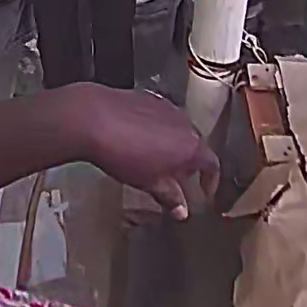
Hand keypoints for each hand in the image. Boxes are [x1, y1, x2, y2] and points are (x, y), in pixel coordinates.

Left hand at [56, 84, 217, 220]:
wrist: (94, 118)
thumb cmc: (124, 154)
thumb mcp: (149, 183)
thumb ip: (170, 196)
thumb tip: (182, 210)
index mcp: (191, 146)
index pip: (212, 164)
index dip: (210, 181)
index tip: (204, 192)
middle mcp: (183, 123)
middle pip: (195, 145)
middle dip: (188, 163)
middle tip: (176, 179)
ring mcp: (165, 106)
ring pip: (177, 129)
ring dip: (172, 145)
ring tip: (155, 160)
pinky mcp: (147, 96)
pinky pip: (159, 116)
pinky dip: (156, 129)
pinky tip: (138, 139)